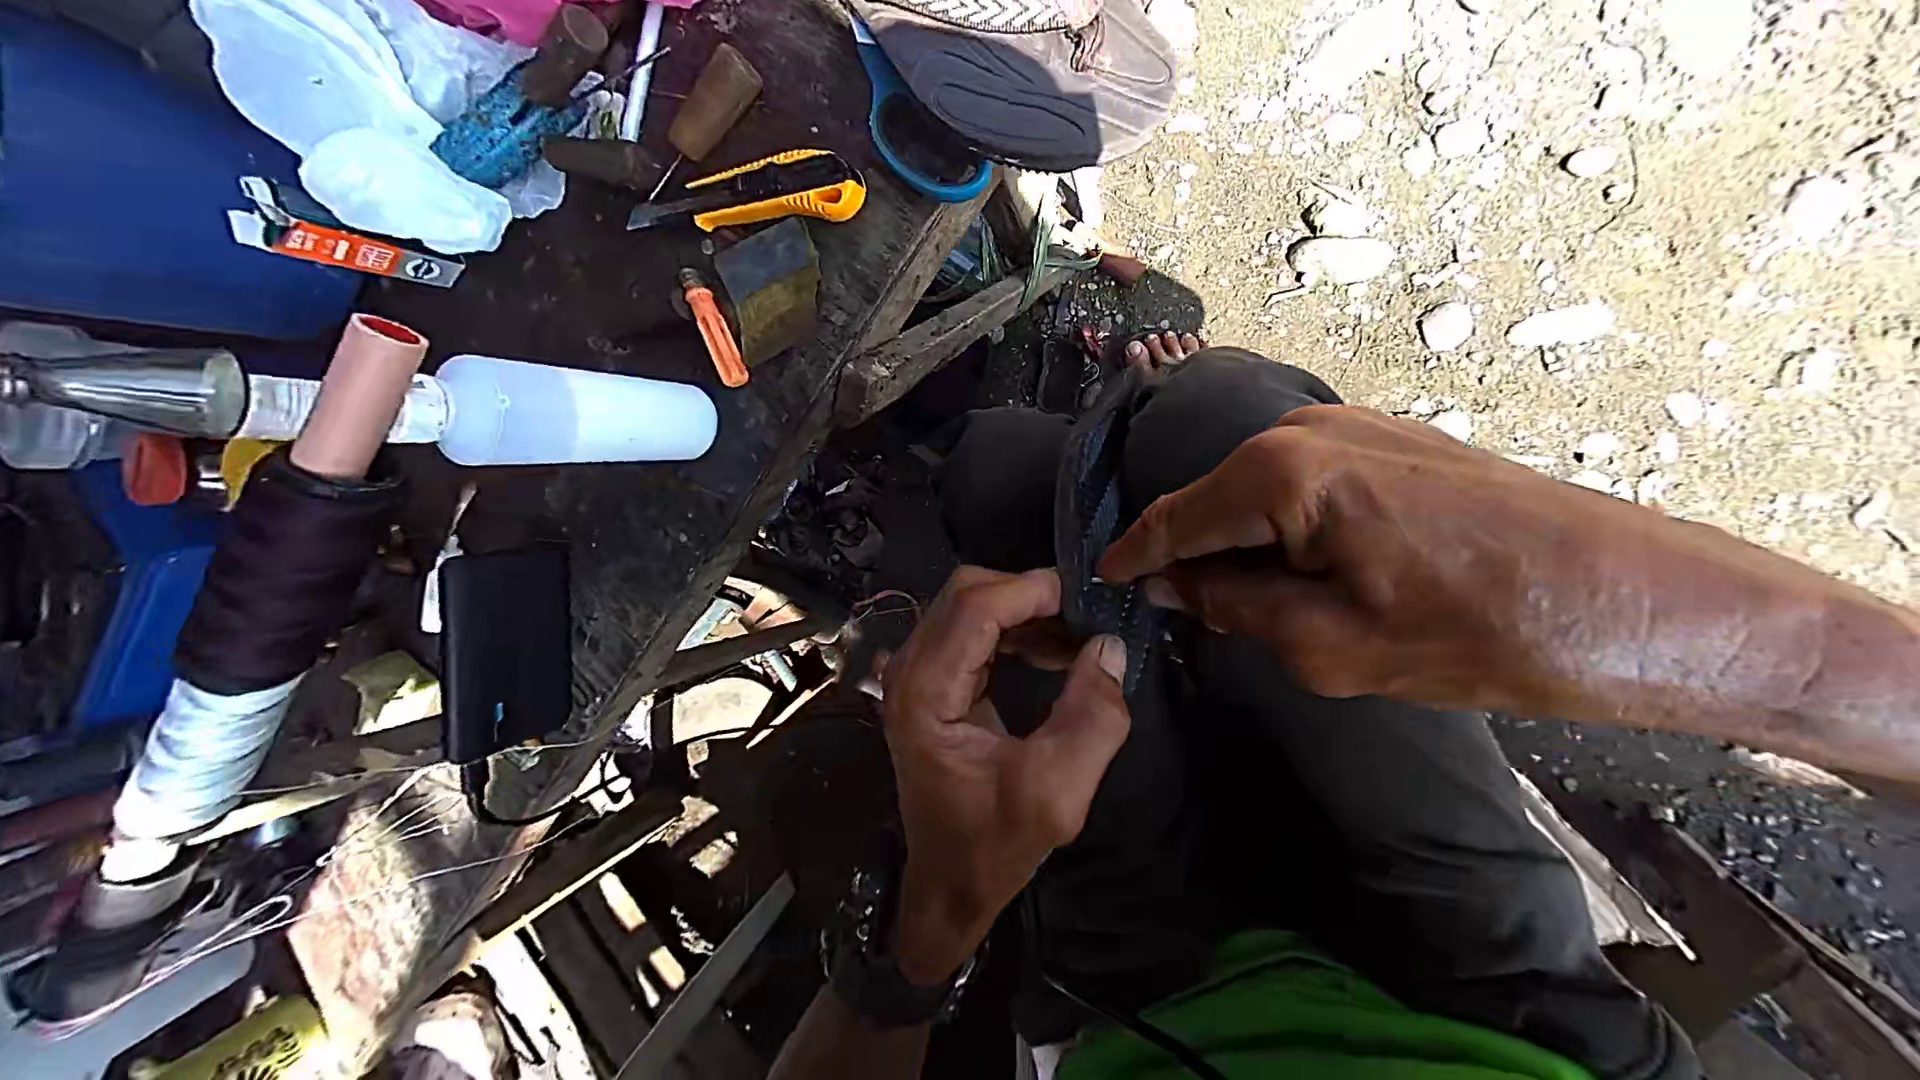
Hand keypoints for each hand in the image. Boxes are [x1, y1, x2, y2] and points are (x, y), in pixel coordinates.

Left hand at [880, 567, 1129, 984]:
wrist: (948, 882)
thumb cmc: (992, 846)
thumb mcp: (1056, 794)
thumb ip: (1091, 719)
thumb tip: (1109, 646)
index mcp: (924, 693)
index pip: (974, 606)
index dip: (1031, 590)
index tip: (1087, 601)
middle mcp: (908, 671)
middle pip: (966, 592)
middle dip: (1029, 594)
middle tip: (1084, 617)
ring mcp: (914, 673)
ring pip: (969, 605)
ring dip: (1025, 611)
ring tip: (1077, 637)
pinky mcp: (930, 681)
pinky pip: (972, 631)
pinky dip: (1015, 630)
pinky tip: (1052, 652)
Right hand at [1097, 404, 1878, 725]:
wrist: (1649, 601)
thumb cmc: (1481, 633)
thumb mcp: (1329, 645)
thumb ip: (1232, 606)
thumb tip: (1173, 585)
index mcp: (1282, 474)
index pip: (1175, 518)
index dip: (1133, 553)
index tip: (1101, 577)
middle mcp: (1306, 430)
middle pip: (1211, 499)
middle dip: (1189, 554)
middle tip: (1177, 608)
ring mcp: (1353, 424)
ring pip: (1254, 490)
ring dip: (1238, 541)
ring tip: (1240, 597)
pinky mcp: (1389, 438)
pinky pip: (1299, 480)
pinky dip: (1279, 523)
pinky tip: (1297, 566)